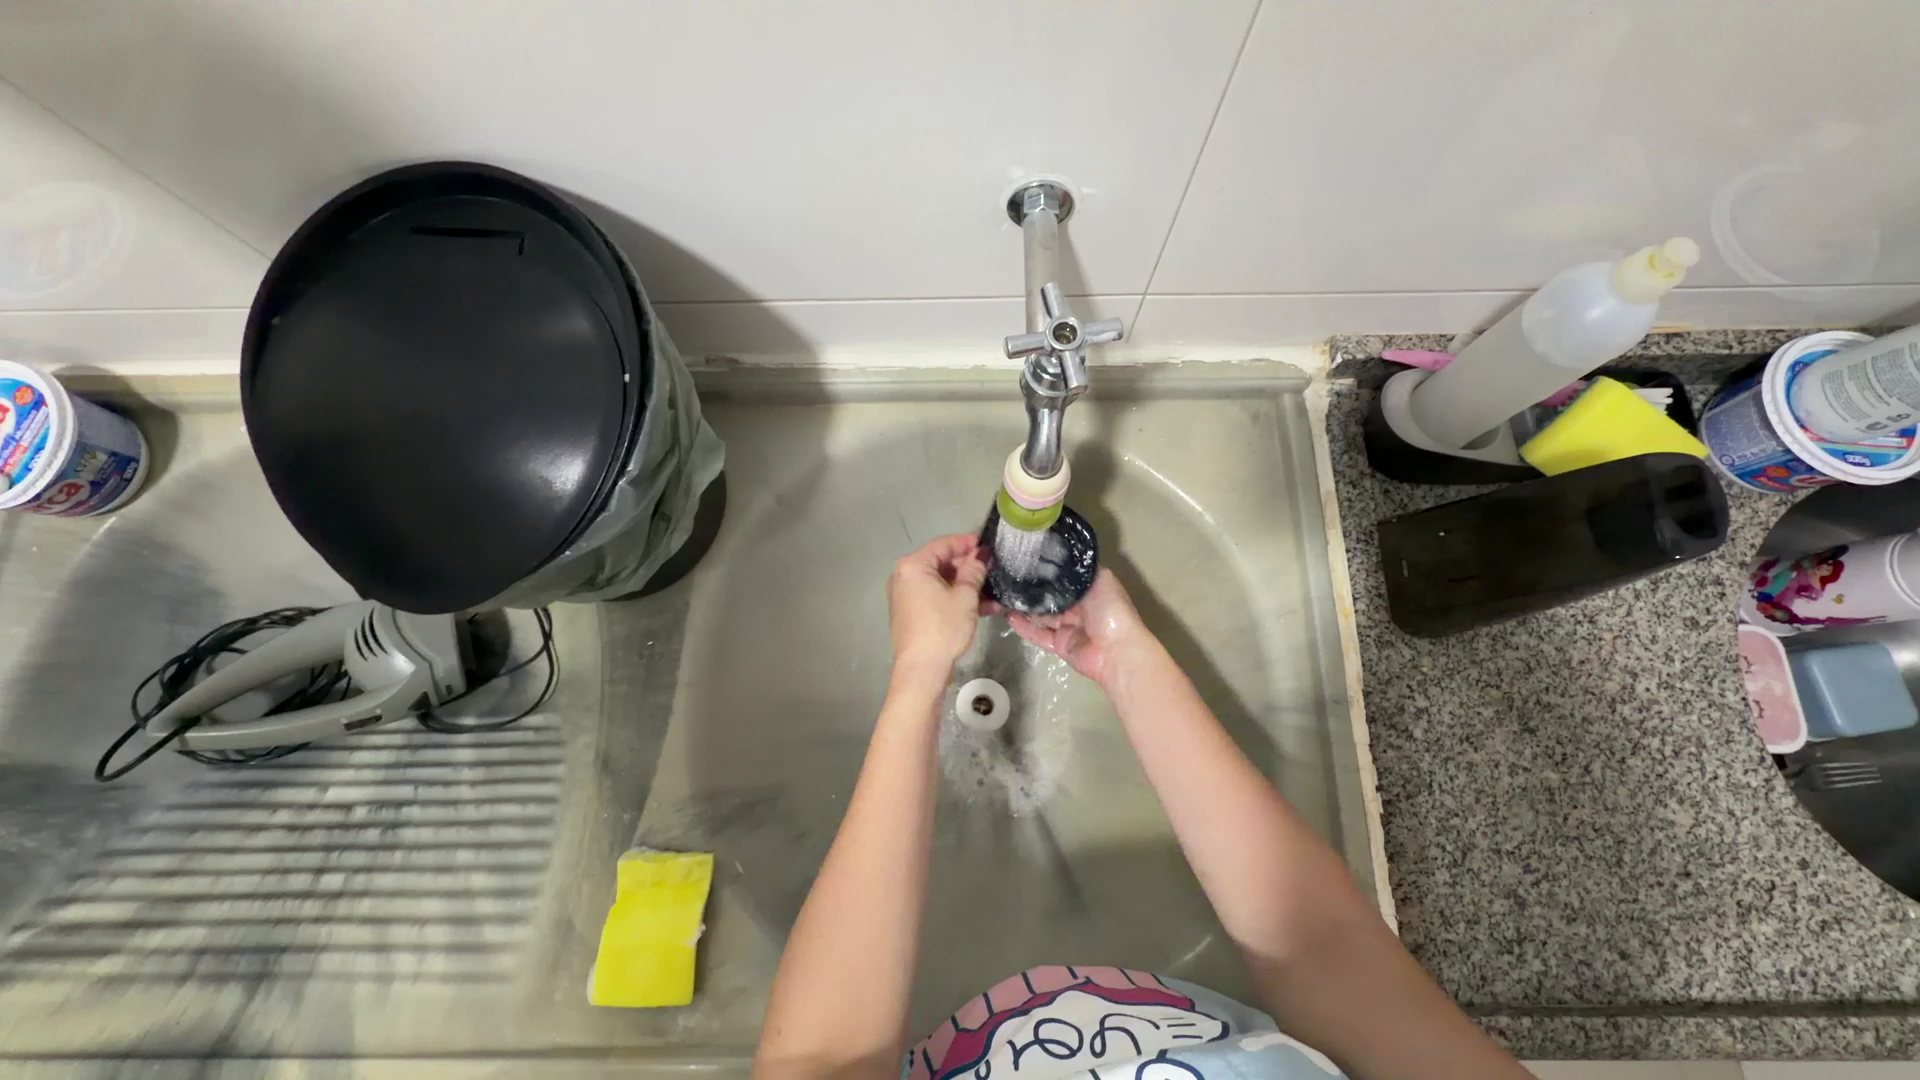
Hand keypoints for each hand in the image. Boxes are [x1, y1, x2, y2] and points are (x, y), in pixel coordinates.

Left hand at [888, 533, 989, 674]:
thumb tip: (980, 557)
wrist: (922, 669)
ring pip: (942, 584)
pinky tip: (984, 608)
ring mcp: (907, 597)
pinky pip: (937, 599)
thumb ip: (973, 571)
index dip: (967, 543)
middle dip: (969, 568)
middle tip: (993, 569)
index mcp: (913, 566)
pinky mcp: (913, 615)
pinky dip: (957, 600)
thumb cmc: (943, 627)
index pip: (943, 544)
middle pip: (941, 564)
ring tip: (994, 593)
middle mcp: (905, 577)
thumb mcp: (965, 597)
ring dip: (967, 587)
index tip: (988, 545)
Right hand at [1008, 569, 1152, 688]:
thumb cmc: (1111, 611)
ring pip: (1043, 616)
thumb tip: (1062, 559)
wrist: (1115, 651)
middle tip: (1011, 577)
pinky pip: (1039, 635)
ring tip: (1005, 596)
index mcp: (1090, 591)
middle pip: (1052, 598)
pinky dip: (1025, 628)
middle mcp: (1080, 608)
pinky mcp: (1060, 645)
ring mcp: (1069, 628)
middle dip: (1034, 589)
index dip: (1050, 572)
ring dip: (1026, 608)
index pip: (1066, 580)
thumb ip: (1081, 571)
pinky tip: (1009, 617)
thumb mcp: (1101, 579)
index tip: (1030, 561)